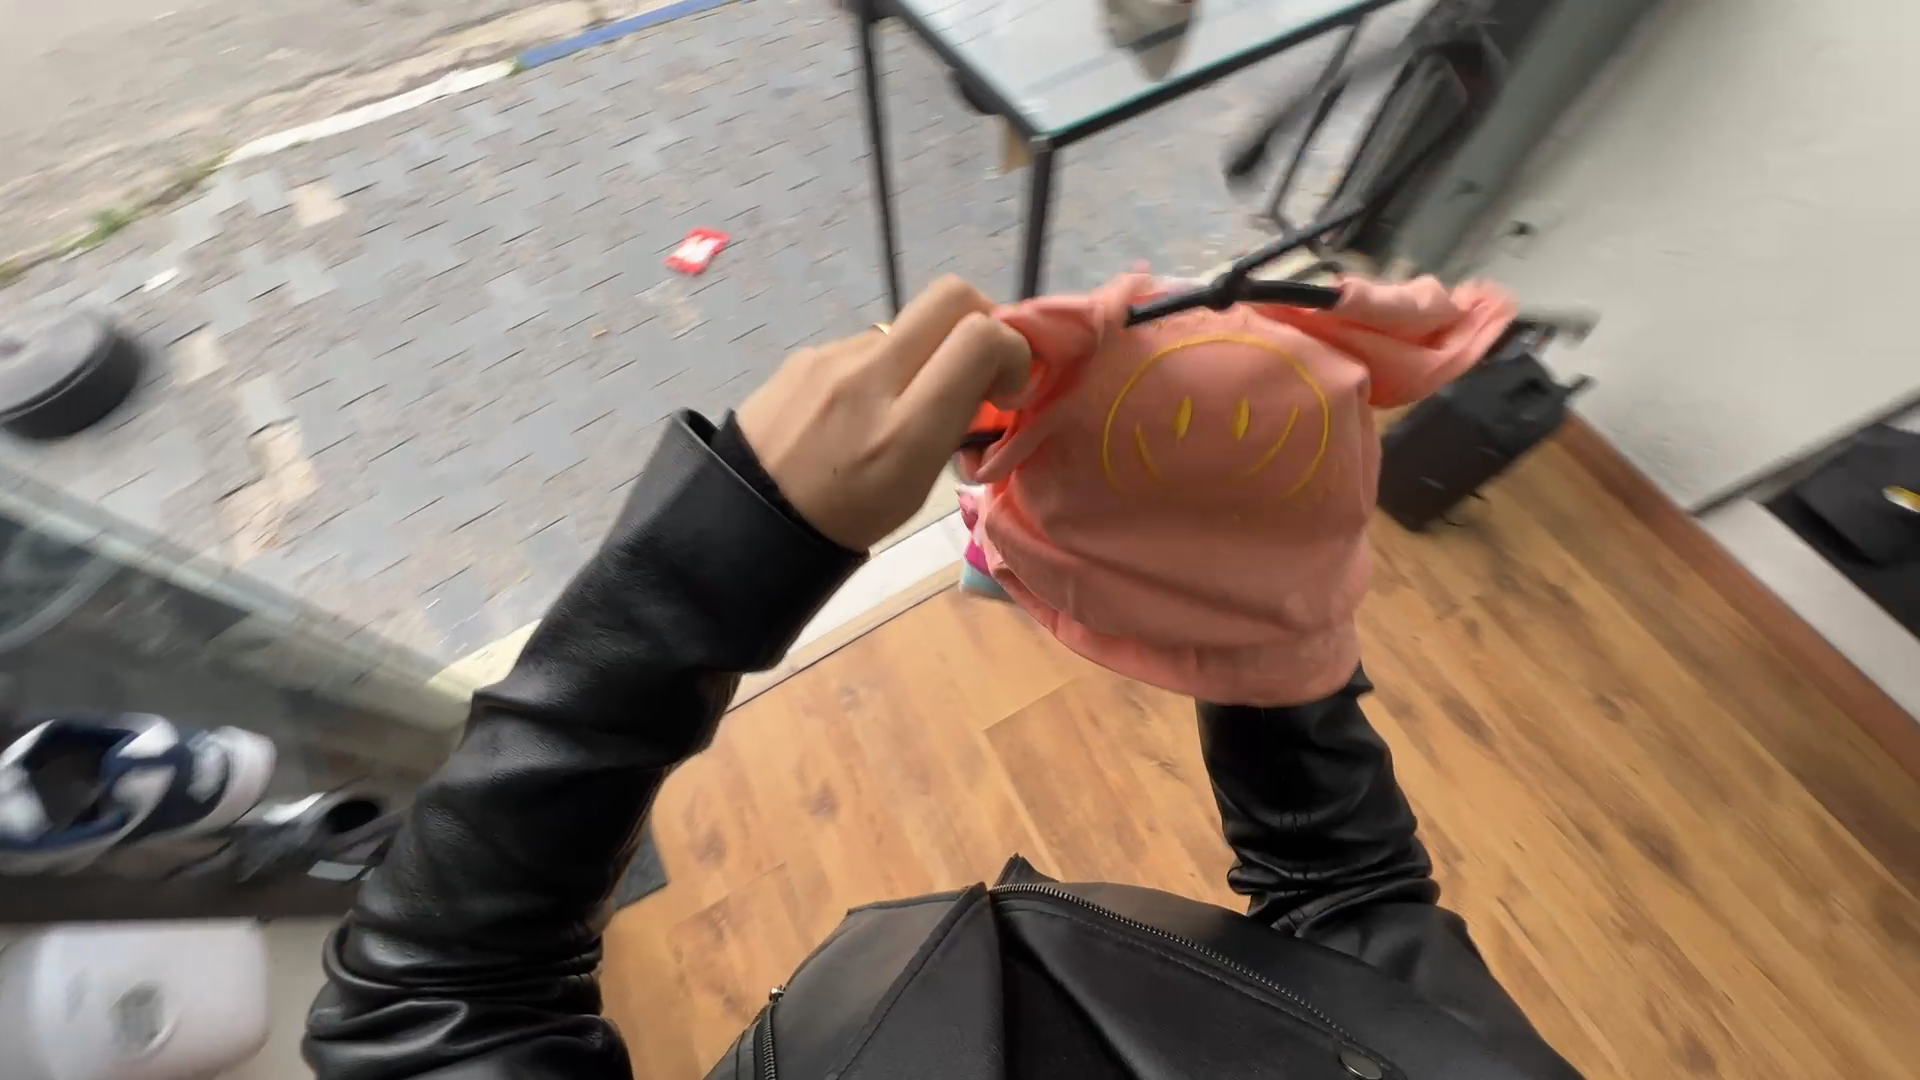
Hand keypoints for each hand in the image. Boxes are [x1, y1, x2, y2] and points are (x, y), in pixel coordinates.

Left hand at [737, 276, 1030, 549]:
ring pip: (906, 325)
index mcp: (905, 430)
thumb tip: (980, 376)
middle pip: (950, 296)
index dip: (1013, 349)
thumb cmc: (849, 517)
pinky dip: (884, 365)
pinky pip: (865, 344)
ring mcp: (831, 357)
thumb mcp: (918, 487)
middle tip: (980, 361)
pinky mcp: (805, 353)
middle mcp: (868, 378)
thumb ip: (954, 421)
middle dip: (984, 317)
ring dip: (927, 351)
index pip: (981, 337)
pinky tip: (861, 406)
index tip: (1007, 387)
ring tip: (906, 402)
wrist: (753, 517)